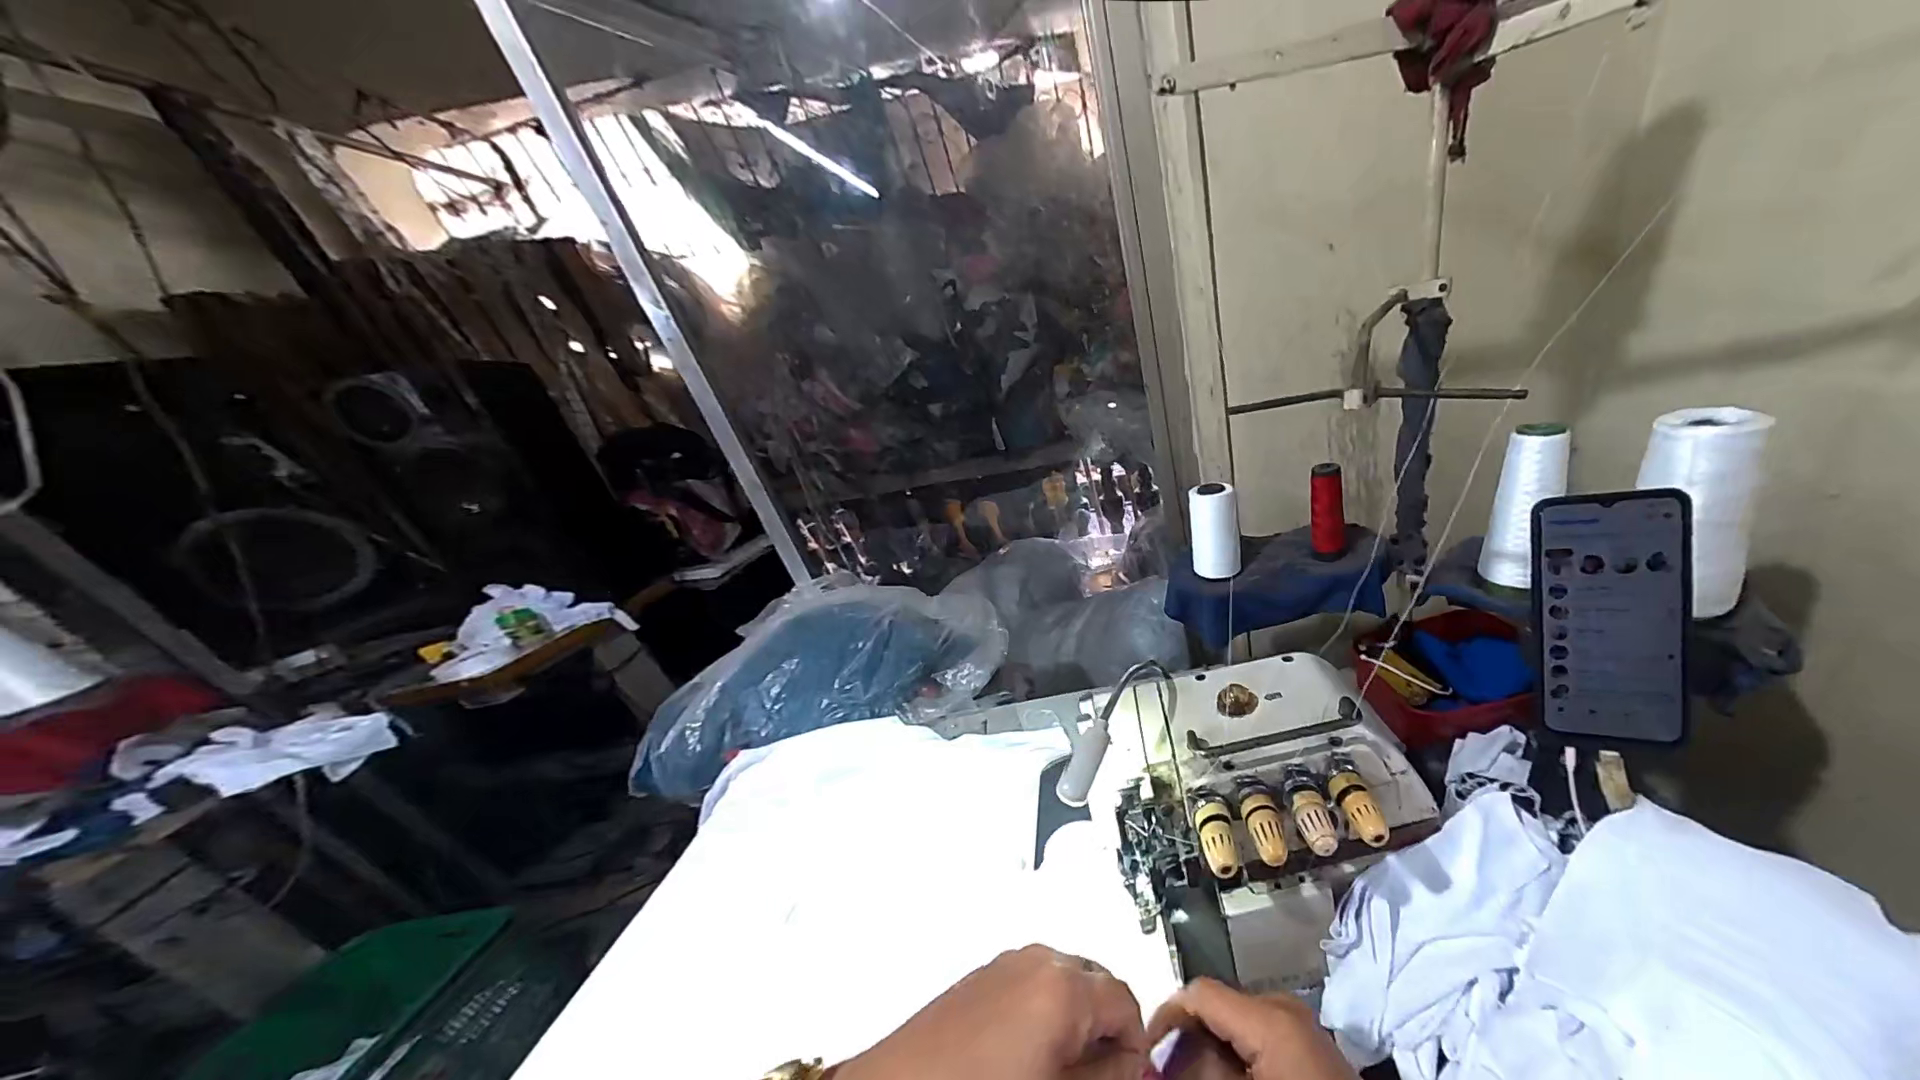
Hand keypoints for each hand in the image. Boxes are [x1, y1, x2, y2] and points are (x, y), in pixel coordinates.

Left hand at [834, 945, 1146, 1079]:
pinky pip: (1033, 982)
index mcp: (1062, 984)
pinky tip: (1027, 1053)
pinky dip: (1043, 1010)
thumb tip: (1131, 1064)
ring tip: (1059, 1065)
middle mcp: (1035, 960)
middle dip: (1104, 1025)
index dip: (1133, 1045)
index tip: (1127, 1074)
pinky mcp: (984, 974)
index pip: (1127, 1001)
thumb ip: (1108, 1075)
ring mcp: (1006, 963)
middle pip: (1097, 982)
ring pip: (1065, 981)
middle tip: (1098, 1073)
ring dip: (1074, 1017)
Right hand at [1145, 979, 1358, 1079]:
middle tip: (1168, 1068)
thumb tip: (1166, 1056)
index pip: (1199, 992)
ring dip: (1211, 1044)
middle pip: (1217, 1004)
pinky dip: (1237, 1051)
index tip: (1148, 1047)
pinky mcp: (1311, 1046)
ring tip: (1195, 1073)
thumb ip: (1203, 1069)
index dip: (1167, 1016)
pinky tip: (1227, 1075)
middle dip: (1189, 1033)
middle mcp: (1285, 1008)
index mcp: (1269, 1017)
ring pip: (1236, 1020)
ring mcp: (1302, 1026)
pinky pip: (1260, 1035)